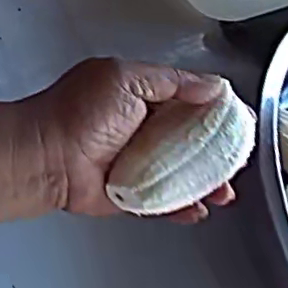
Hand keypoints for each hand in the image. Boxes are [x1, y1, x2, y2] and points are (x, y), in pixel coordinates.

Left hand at [22, 58, 238, 223]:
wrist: (49, 156)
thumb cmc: (79, 111)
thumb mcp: (126, 79)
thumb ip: (169, 81)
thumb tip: (210, 84)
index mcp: (133, 90)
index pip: (182, 96)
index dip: (211, 107)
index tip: (238, 118)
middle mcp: (136, 123)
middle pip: (187, 136)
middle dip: (214, 148)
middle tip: (236, 158)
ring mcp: (134, 158)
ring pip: (181, 170)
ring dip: (205, 180)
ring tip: (224, 190)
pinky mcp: (131, 191)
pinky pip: (165, 199)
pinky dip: (185, 204)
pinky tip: (200, 207)